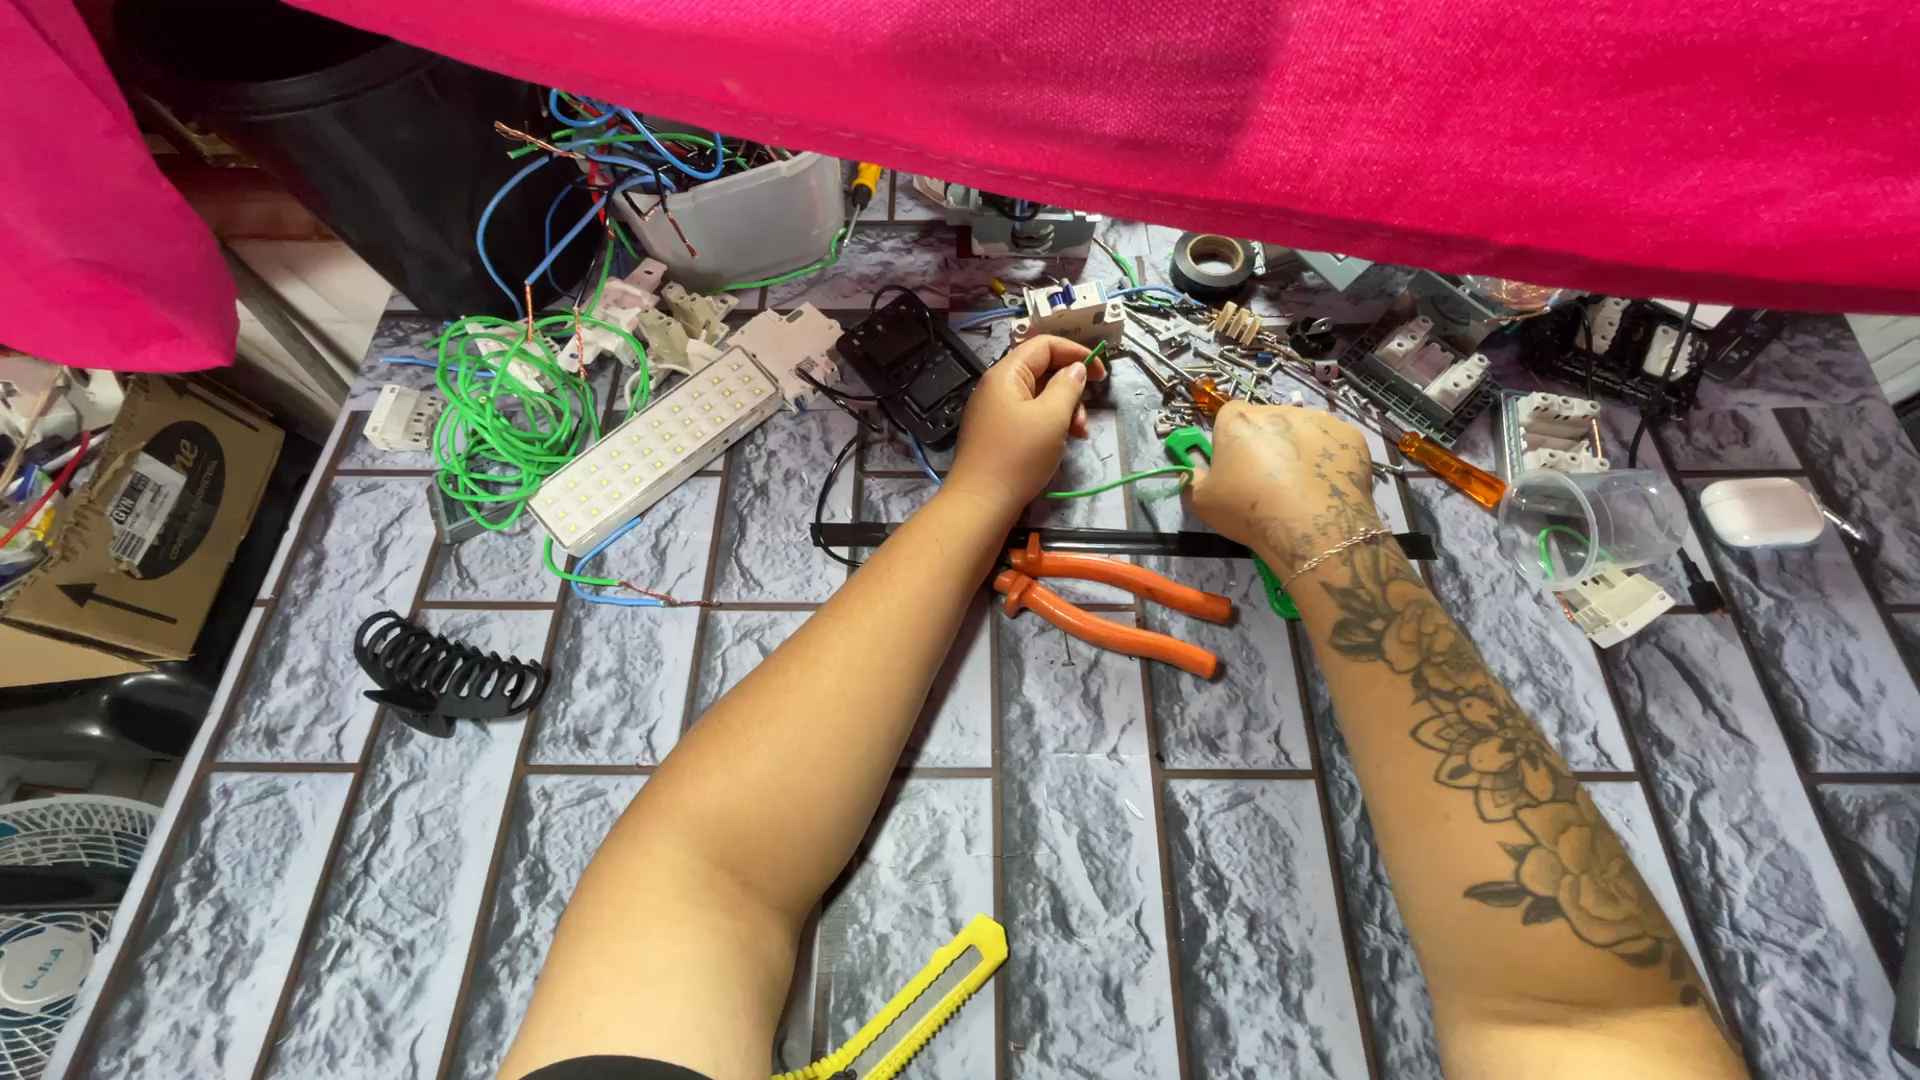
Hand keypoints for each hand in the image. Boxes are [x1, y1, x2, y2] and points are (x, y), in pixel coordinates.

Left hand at [944, 335, 1106, 518]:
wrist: (981, 502)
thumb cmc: (1018, 456)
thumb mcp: (1052, 417)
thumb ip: (1068, 386)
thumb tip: (1076, 368)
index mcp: (1006, 374)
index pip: (1044, 345)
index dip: (1076, 352)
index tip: (1101, 372)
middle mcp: (997, 387)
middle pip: (1042, 372)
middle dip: (1071, 390)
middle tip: (1084, 419)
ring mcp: (995, 411)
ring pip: (1038, 398)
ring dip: (1063, 412)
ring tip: (1076, 436)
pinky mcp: (997, 433)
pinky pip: (1028, 418)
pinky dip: (1048, 426)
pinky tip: (1059, 446)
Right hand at [1189, 402, 1380, 568]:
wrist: (1312, 528)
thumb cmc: (1249, 510)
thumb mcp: (1202, 501)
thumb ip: (1193, 479)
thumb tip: (1192, 472)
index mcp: (1238, 420)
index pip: (1228, 417)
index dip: (1230, 441)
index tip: (1234, 466)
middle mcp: (1278, 410)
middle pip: (1267, 422)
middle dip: (1266, 444)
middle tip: (1267, 481)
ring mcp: (1319, 420)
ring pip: (1302, 431)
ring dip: (1298, 449)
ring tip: (1299, 487)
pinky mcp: (1350, 436)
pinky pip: (1332, 444)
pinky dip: (1328, 460)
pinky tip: (1324, 487)